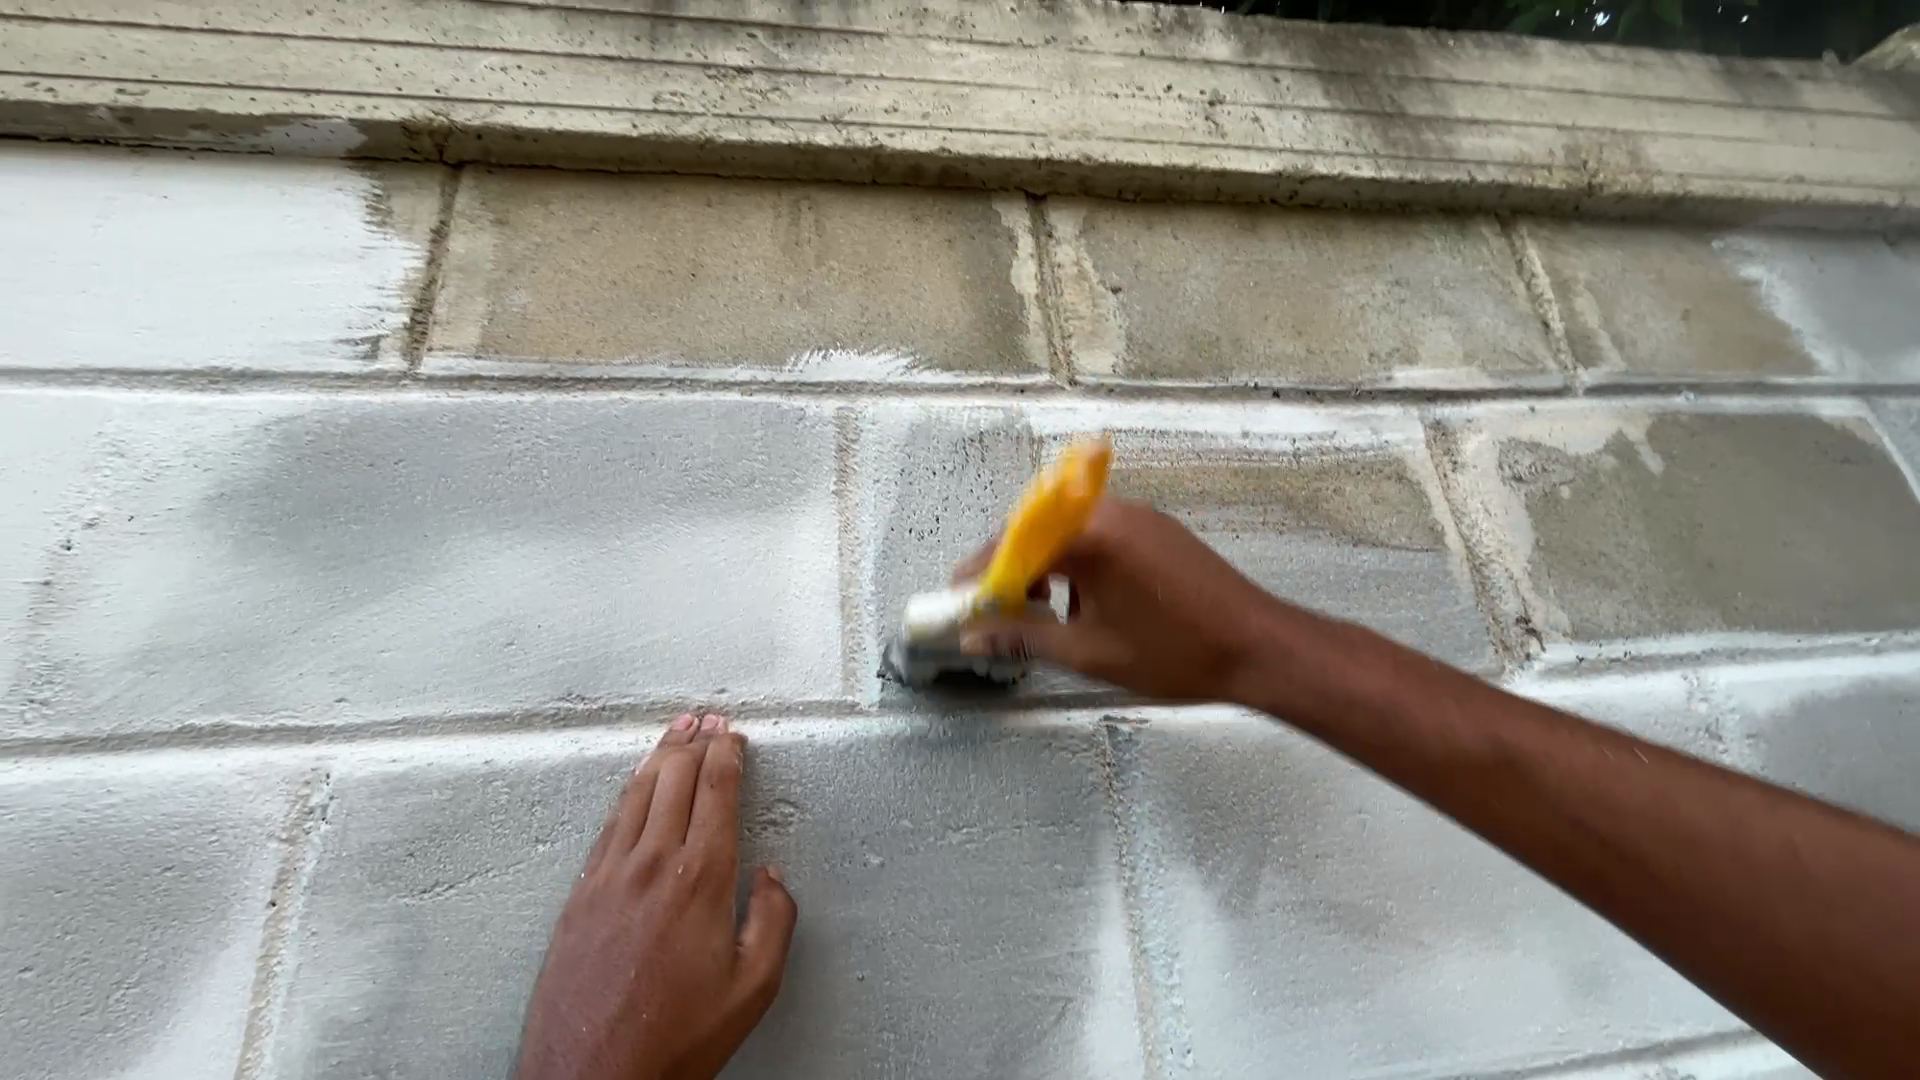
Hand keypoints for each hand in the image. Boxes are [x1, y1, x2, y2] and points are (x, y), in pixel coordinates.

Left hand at [516, 713, 797, 1079]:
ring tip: (675, 732)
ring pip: (638, 791)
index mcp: (700, 878)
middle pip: (675, 776)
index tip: (734, 736)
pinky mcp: (580, 894)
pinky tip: (635, 784)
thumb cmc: (674, 1040)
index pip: (716, 789)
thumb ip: (775, 917)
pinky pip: (608, 823)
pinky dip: (628, 790)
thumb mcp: (754, 985)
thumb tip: (770, 876)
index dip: (727, 753)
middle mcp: (653, 864)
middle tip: (709, 720)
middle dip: (696, 740)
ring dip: (660, 754)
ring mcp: (610, 876)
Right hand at [955, 497, 1284, 702]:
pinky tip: (1081, 599)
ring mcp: (1137, 515)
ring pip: (1068, 530)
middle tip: (995, 606)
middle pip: (1037, 529)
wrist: (1260, 648)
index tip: (958, 598)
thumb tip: (972, 636)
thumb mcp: (1088, 652)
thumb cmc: (1172, 654)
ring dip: (1044, 563)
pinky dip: (1076, 561)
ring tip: (1037, 609)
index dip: (980, 573)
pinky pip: (1098, 534)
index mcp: (1090, 536)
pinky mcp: (1156, 527)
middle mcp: (1110, 512)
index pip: (1013, 545)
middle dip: (1010, 566)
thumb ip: (1024, 637)